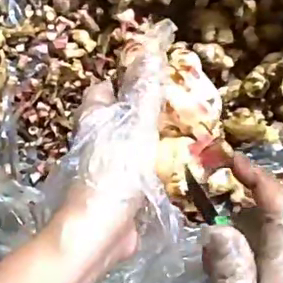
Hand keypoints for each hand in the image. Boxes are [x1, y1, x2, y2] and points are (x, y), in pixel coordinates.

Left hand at [49, 22, 171, 263]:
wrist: (101, 229)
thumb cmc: (114, 170)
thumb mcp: (134, 123)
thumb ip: (144, 91)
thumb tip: (149, 52)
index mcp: (93, 117)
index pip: (105, 87)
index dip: (126, 78)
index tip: (157, 76)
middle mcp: (95, 139)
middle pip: (121, 115)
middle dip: (147, 109)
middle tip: (183, 103)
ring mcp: (106, 166)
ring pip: (132, 142)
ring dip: (155, 138)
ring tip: (190, 129)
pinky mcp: (119, 190)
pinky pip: (141, 170)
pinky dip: (157, 165)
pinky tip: (181, 164)